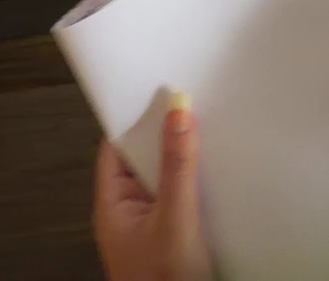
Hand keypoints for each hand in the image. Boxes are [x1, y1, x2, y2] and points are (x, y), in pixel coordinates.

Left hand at [93, 95, 211, 280]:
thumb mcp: (174, 222)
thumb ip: (178, 168)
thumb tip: (178, 112)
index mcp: (113, 205)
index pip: (117, 146)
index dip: (135, 117)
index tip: (157, 91)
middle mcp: (129, 212)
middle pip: (144, 158)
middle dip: (166, 134)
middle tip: (190, 104)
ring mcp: (153, 225)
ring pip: (166, 177)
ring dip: (184, 159)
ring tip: (207, 131)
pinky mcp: (176, 238)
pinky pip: (183, 197)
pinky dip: (196, 182)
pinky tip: (216, 170)